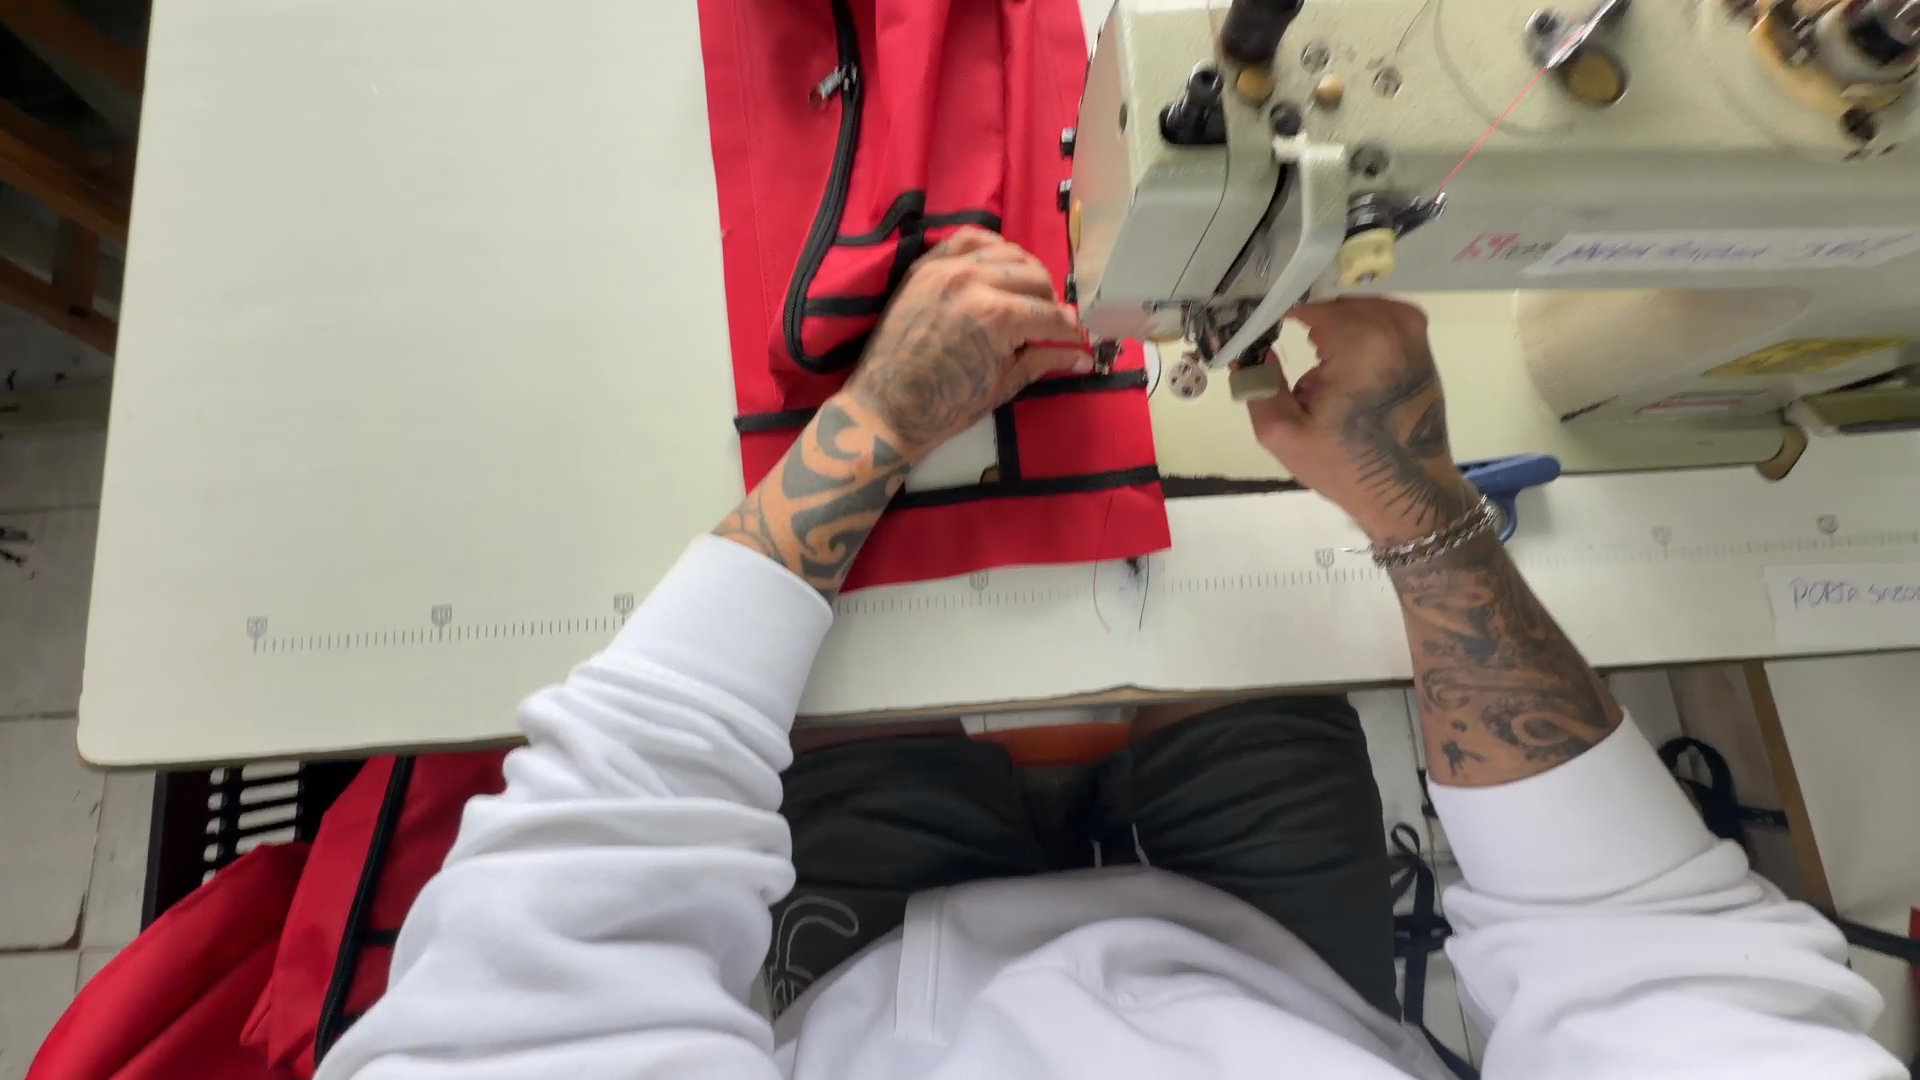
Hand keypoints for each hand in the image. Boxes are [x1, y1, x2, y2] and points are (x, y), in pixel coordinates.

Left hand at [842, 227, 1088, 461]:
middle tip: (1050, 325)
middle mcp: (974, 282)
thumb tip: (1082, 356)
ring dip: (1026, 275)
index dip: (1070, 331)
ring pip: (1008, 254)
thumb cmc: (946, 407)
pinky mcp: (926, 267)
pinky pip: (969, 238)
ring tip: (1027, 299)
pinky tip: (999, 267)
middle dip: (1050, 304)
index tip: (1078, 339)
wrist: (887, 409)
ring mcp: (947, 269)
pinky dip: (991, 248)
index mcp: (997, 317)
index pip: (1051, 315)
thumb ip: (1044, 360)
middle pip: (1036, 278)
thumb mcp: (1003, 385)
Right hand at [1245, 297, 1475, 542]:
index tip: (1257, 330)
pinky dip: (1359, 328)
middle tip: (1279, 345)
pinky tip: (1341, 356)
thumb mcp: (1281, 432)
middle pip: (1335, 305)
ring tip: (1311, 354)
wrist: (1406, 490)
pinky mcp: (1422, 349)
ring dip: (1334, 324)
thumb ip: (1259, 385)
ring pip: (1361, 307)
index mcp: (1360, 344)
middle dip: (1307, 321)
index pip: (1309, 308)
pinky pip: (1384, 318)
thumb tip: (1250, 353)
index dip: (1278, 315)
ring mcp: (1413, 337)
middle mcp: (1393, 328)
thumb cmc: (1343, 464)